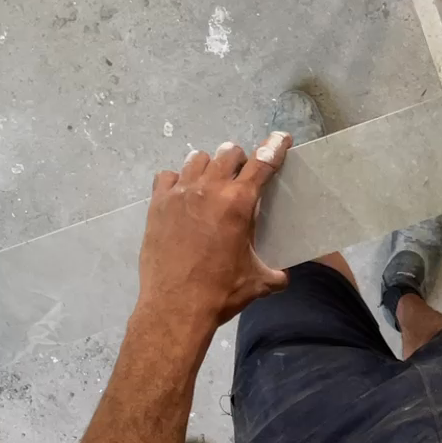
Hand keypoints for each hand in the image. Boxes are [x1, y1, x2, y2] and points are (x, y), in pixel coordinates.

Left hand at [134, 133, 292, 332]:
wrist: (177, 305)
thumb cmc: (222, 292)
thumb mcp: (258, 282)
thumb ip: (276, 274)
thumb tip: (283, 277)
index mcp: (239, 204)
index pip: (262, 163)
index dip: (274, 147)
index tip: (281, 138)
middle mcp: (210, 189)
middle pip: (229, 153)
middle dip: (240, 160)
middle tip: (242, 176)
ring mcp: (180, 193)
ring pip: (198, 159)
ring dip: (210, 166)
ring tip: (212, 184)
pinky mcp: (158, 204)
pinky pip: (169, 176)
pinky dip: (179, 181)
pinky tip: (184, 197)